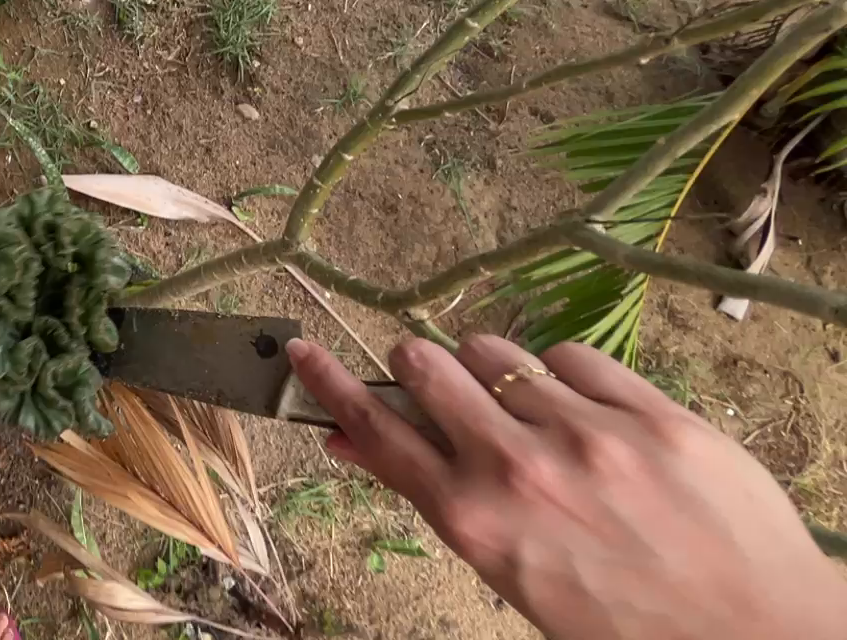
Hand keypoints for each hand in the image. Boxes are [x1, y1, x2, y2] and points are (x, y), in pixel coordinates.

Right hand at [289, 333, 846, 639]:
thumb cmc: (613, 616)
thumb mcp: (501, 565)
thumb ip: (424, 490)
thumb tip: (346, 437)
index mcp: (473, 517)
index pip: (373, 425)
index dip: (327, 379)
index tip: (301, 347)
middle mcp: (516, 468)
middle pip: (422, 362)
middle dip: (422, 368)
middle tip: (448, 390)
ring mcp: (589, 438)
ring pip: (491, 350)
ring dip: (495, 374)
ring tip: (535, 411)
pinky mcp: (657, 418)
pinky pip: (570, 356)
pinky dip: (566, 379)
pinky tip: (593, 417)